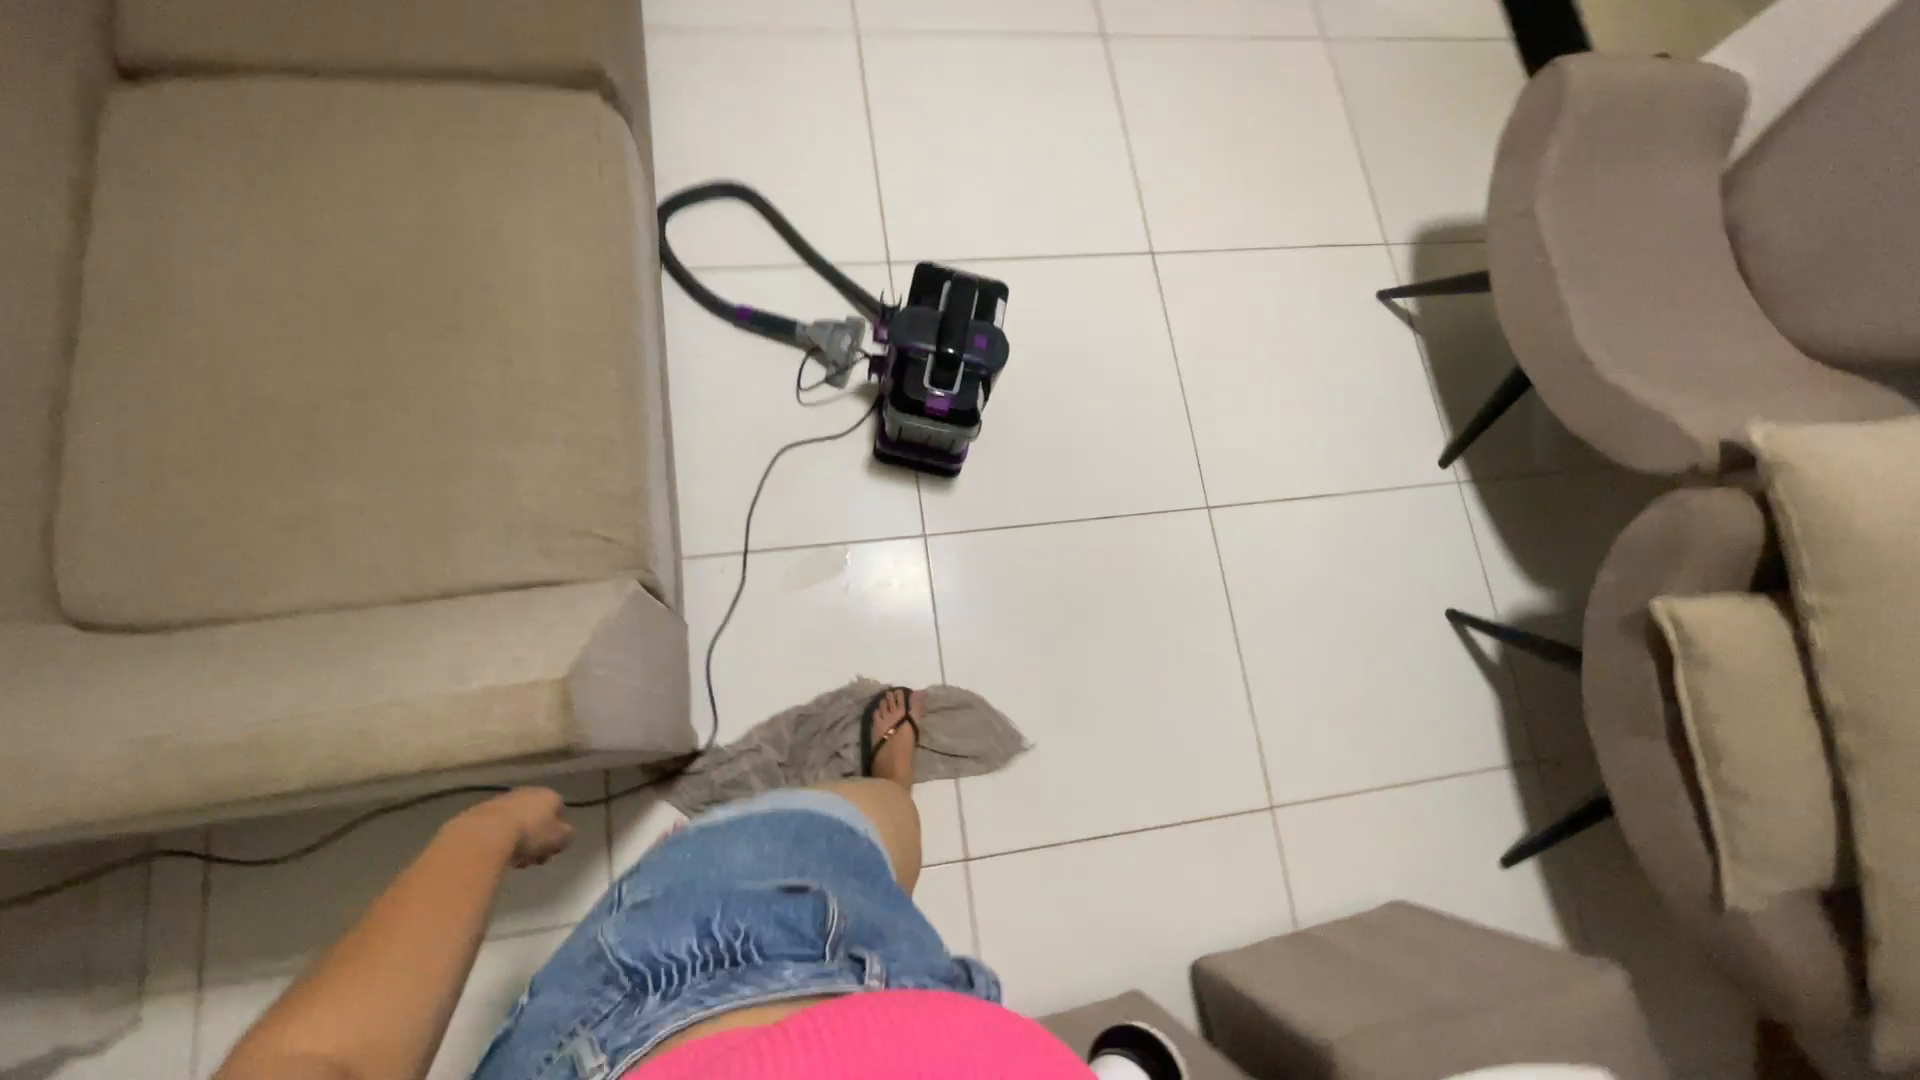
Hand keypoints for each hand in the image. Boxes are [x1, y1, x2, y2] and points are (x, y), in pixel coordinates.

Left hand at [466, 788, 574, 867]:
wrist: (483, 835)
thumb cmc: (529, 835)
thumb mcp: (559, 839)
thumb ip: (567, 836)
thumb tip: (565, 835)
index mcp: (549, 795)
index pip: (560, 811)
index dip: (557, 832)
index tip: (550, 851)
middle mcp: (527, 792)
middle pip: (537, 818)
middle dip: (536, 840)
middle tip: (531, 859)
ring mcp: (502, 801)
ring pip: (517, 823)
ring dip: (517, 841)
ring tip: (512, 861)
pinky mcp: (480, 812)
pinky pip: (496, 828)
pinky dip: (499, 840)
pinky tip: (496, 854)